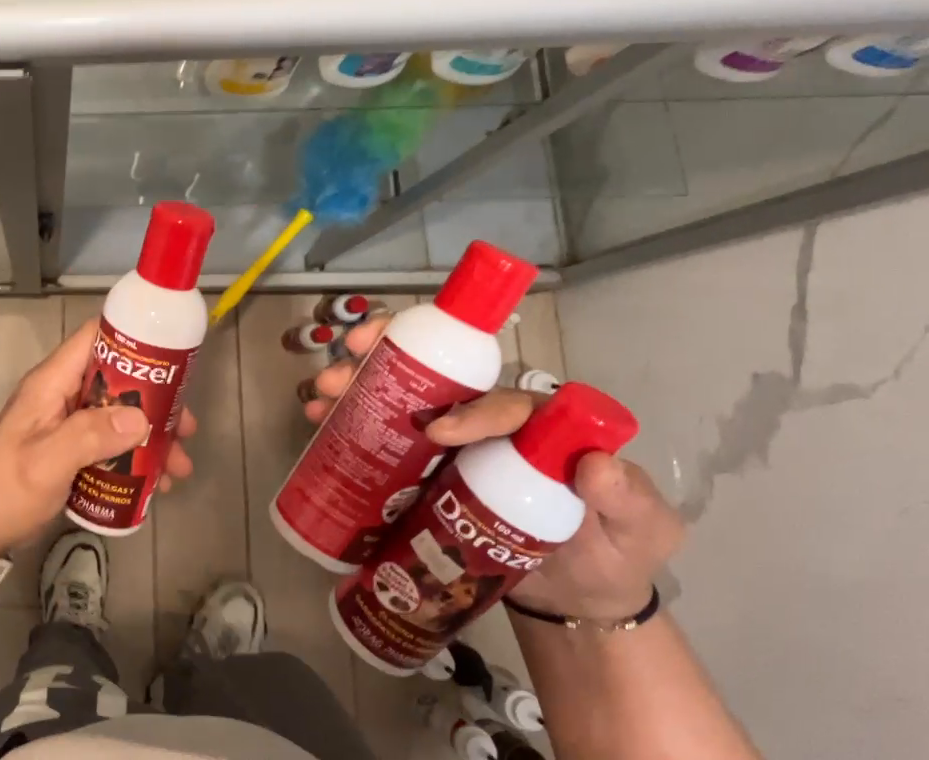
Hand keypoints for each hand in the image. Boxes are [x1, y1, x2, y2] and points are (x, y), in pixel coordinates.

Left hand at [0, 319, 199, 559]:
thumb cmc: (4, 491)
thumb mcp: (46, 462)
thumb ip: (89, 436)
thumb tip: (140, 417)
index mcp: (50, 384)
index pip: (93, 339)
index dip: (132, 341)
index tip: (173, 359)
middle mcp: (60, 396)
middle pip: (116, 380)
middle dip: (154, 401)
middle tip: (186, 429)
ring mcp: (65, 424)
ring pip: (118, 415)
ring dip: (150, 436)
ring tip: (179, 467)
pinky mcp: (70, 450)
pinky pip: (110, 443)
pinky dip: (135, 457)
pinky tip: (156, 483)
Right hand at [307, 316, 681, 621]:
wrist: (571, 599)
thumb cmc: (611, 556)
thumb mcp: (640, 533)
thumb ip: (631, 503)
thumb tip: (600, 465)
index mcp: (540, 426)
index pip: (505, 402)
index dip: (472, 407)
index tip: (441, 432)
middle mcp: (491, 421)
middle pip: (440, 379)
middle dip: (390, 361)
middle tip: (348, 364)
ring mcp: (453, 443)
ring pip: (404, 398)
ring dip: (358, 385)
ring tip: (322, 395)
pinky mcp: (424, 467)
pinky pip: (387, 434)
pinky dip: (351, 421)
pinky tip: (320, 421)